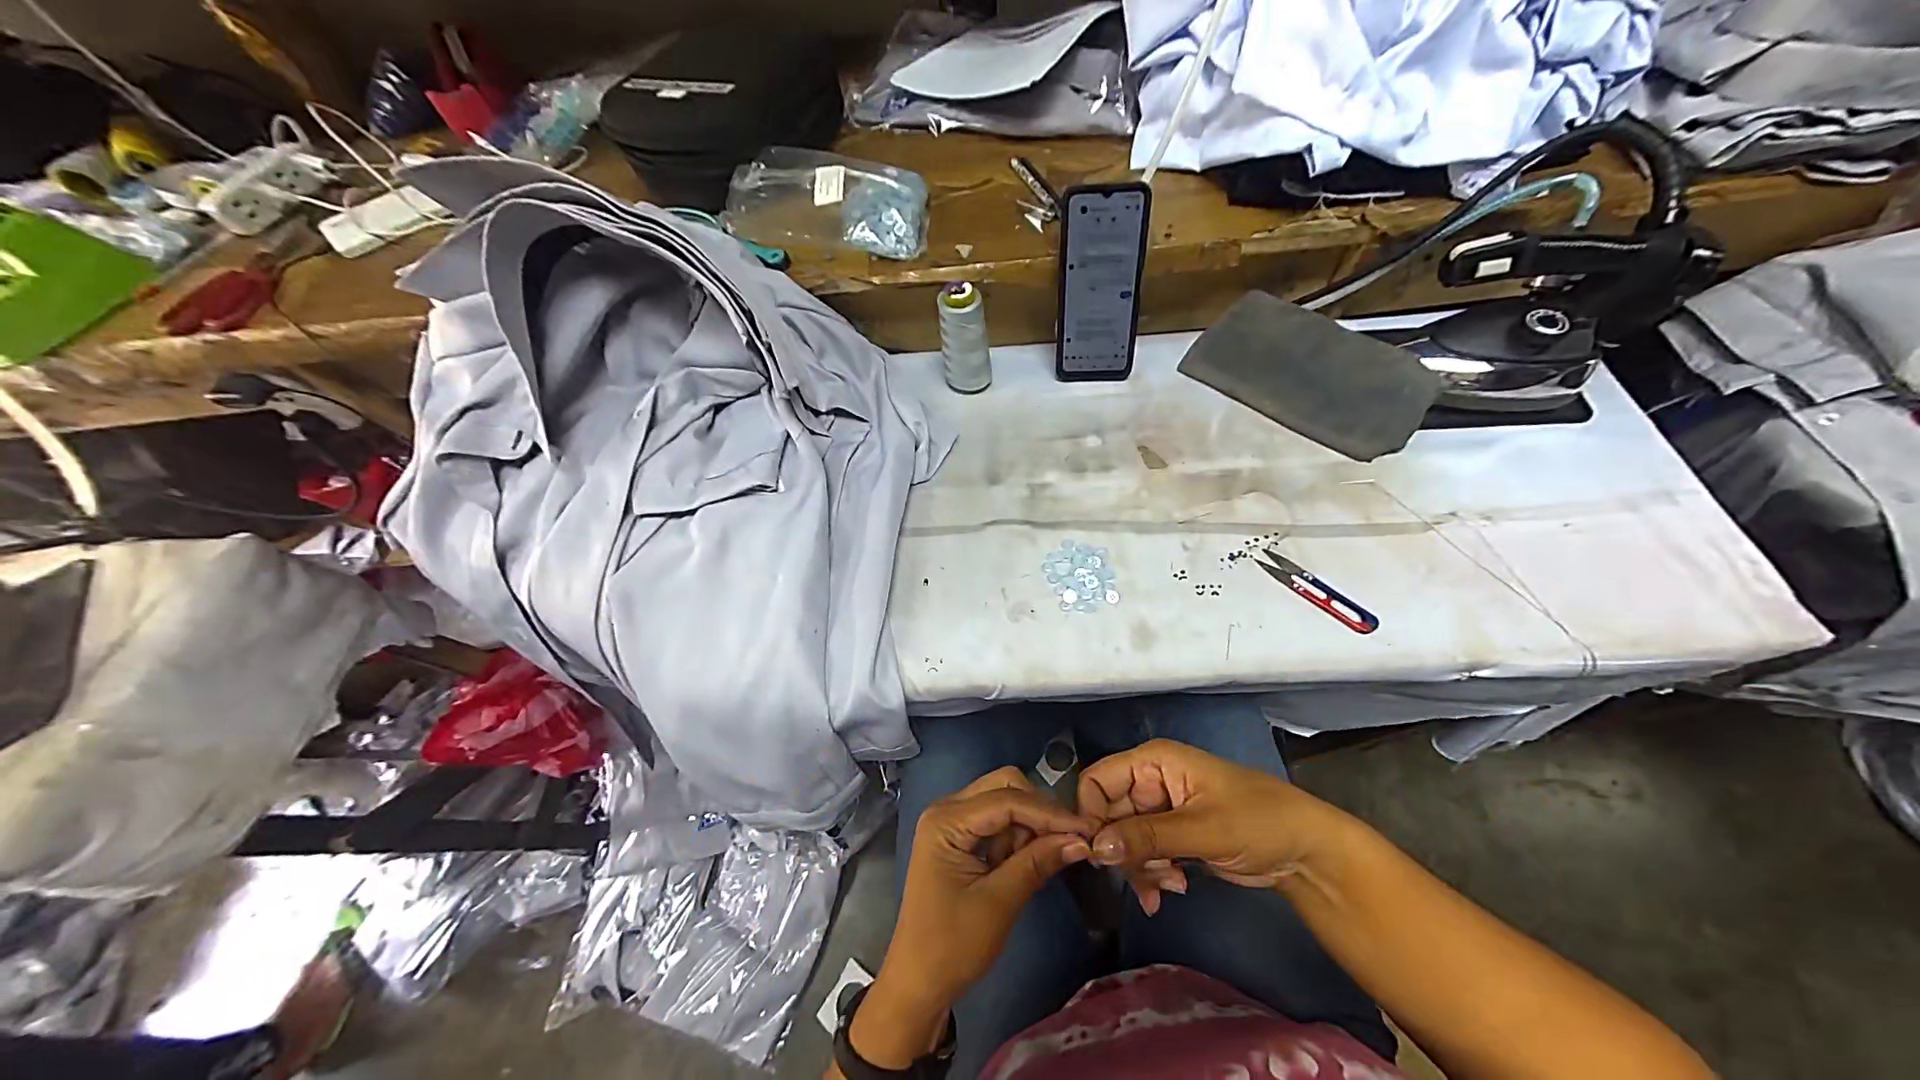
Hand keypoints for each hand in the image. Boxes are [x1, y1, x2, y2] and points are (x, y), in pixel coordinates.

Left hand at [853, 767, 1095, 1067]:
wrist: (919, 982)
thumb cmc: (952, 946)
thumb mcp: (998, 904)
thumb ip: (1037, 863)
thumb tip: (1081, 840)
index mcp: (946, 820)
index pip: (1007, 799)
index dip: (1050, 812)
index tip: (1088, 828)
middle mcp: (946, 810)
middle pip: (1004, 787)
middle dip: (1039, 811)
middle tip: (1068, 841)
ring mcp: (952, 823)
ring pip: (1004, 802)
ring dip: (1030, 825)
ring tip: (1044, 859)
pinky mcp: (961, 839)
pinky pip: (998, 822)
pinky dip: (1018, 836)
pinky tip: (1029, 860)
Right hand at [1076, 739, 1350, 912]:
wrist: (1307, 852)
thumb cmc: (1259, 822)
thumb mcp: (1202, 828)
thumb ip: (1147, 837)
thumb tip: (1096, 848)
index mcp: (1153, 762)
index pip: (1098, 780)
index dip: (1091, 814)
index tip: (1096, 852)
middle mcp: (1151, 781)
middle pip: (1109, 814)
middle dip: (1122, 850)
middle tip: (1143, 878)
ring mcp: (1161, 810)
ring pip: (1124, 840)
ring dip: (1139, 868)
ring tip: (1167, 886)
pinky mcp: (1172, 836)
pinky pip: (1143, 854)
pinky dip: (1152, 876)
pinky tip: (1172, 891)